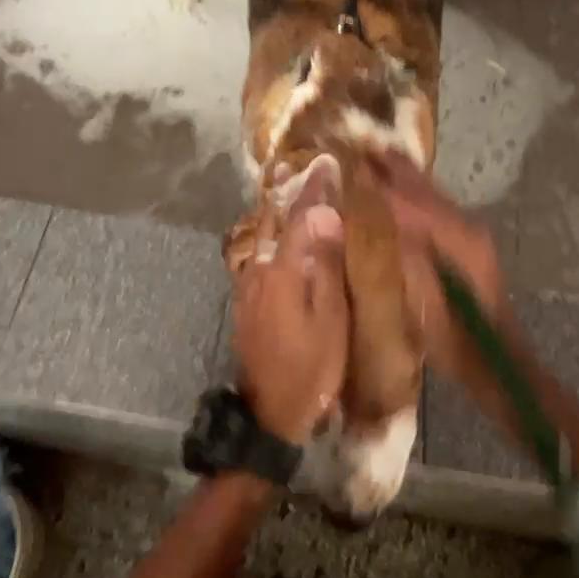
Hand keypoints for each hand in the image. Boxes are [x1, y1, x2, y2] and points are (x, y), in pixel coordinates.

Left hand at [232, 168, 349, 444]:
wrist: (270, 415)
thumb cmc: (311, 370)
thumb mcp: (330, 320)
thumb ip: (324, 264)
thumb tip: (325, 212)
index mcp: (282, 272)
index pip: (301, 218)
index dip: (316, 189)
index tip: (328, 161)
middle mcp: (259, 271)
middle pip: (275, 222)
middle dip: (291, 194)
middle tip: (305, 166)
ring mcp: (249, 287)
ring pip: (265, 238)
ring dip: (281, 213)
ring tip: (297, 193)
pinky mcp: (248, 302)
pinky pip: (262, 256)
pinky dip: (275, 238)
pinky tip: (286, 239)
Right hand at [364, 153, 512, 389]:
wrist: (497, 362)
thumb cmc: (455, 341)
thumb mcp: (420, 306)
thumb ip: (399, 260)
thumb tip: (369, 222)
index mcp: (455, 239)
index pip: (409, 200)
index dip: (378, 182)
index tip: (349, 164)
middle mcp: (465, 227)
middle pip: (423, 189)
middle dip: (391, 168)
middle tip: (357, 146)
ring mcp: (470, 235)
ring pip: (431, 195)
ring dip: (402, 178)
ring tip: (372, 159)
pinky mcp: (468, 245)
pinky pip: (436, 209)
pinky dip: (414, 196)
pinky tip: (397, 192)